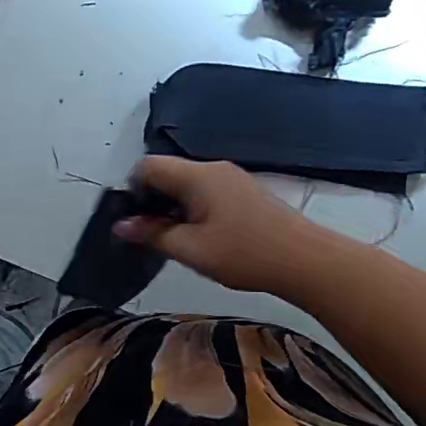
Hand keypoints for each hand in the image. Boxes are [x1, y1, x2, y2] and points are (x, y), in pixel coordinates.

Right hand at [112, 157, 339, 295]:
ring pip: (189, 185)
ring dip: (174, 208)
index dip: (132, 190)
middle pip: (169, 173)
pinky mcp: (245, 193)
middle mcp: (213, 169)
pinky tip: (203, 238)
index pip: (148, 166)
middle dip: (153, 201)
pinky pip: (208, 193)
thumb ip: (153, 235)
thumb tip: (122, 226)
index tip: (133, 221)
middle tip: (151, 236)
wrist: (303, 259)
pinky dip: (195, 210)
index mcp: (197, 176)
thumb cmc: (244, 254)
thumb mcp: (191, 250)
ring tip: (177, 241)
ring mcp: (232, 179)